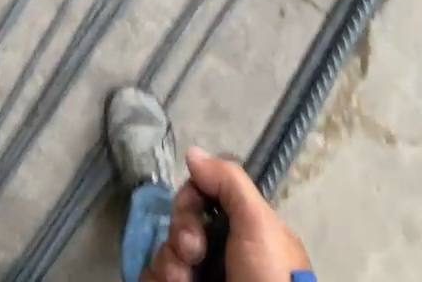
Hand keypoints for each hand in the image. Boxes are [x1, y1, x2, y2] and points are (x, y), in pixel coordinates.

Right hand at [144, 148, 311, 281]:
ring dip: (167, 262)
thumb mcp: (260, 225)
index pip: (204, 197)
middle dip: (180, 232)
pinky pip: (152, 277)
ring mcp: (200, 279)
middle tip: (191, 253)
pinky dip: (155, 278)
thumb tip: (192, 153)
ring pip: (164, 252)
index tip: (195, 208)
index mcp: (245, 232)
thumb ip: (228, 182)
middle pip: (181, 222)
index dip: (192, 198)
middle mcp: (220, 253)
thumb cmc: (269, 280)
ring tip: (182, 281)